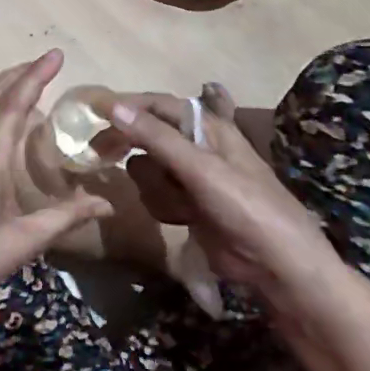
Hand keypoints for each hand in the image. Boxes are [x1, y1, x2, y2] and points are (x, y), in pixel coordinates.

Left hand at [0, 50, 114, 341]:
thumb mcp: (24, 241)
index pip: (13, 104)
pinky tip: (3, 129)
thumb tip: (105, 203)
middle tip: (44, 64)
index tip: (55, 55)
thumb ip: (65, 217)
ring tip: (29, 89)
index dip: (34, 76)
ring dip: (1, 92)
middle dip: (16, 74)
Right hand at [110, 90, 339, 300]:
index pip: (157, 104)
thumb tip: (113, 106)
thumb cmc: (246, 207)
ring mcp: (191, 177)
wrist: (276, 265)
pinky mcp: (188, 205)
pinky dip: (163, 206)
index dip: (126, 105)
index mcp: (207, 127)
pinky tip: (182, 219)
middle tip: (101, 154)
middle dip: (130, 147)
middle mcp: (197, 146)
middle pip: (146, 135)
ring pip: (147, 169)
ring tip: (177, 203)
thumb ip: (156, 137)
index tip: (93, 112)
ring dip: (154, 186)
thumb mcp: (200, 168)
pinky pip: (156, 195)